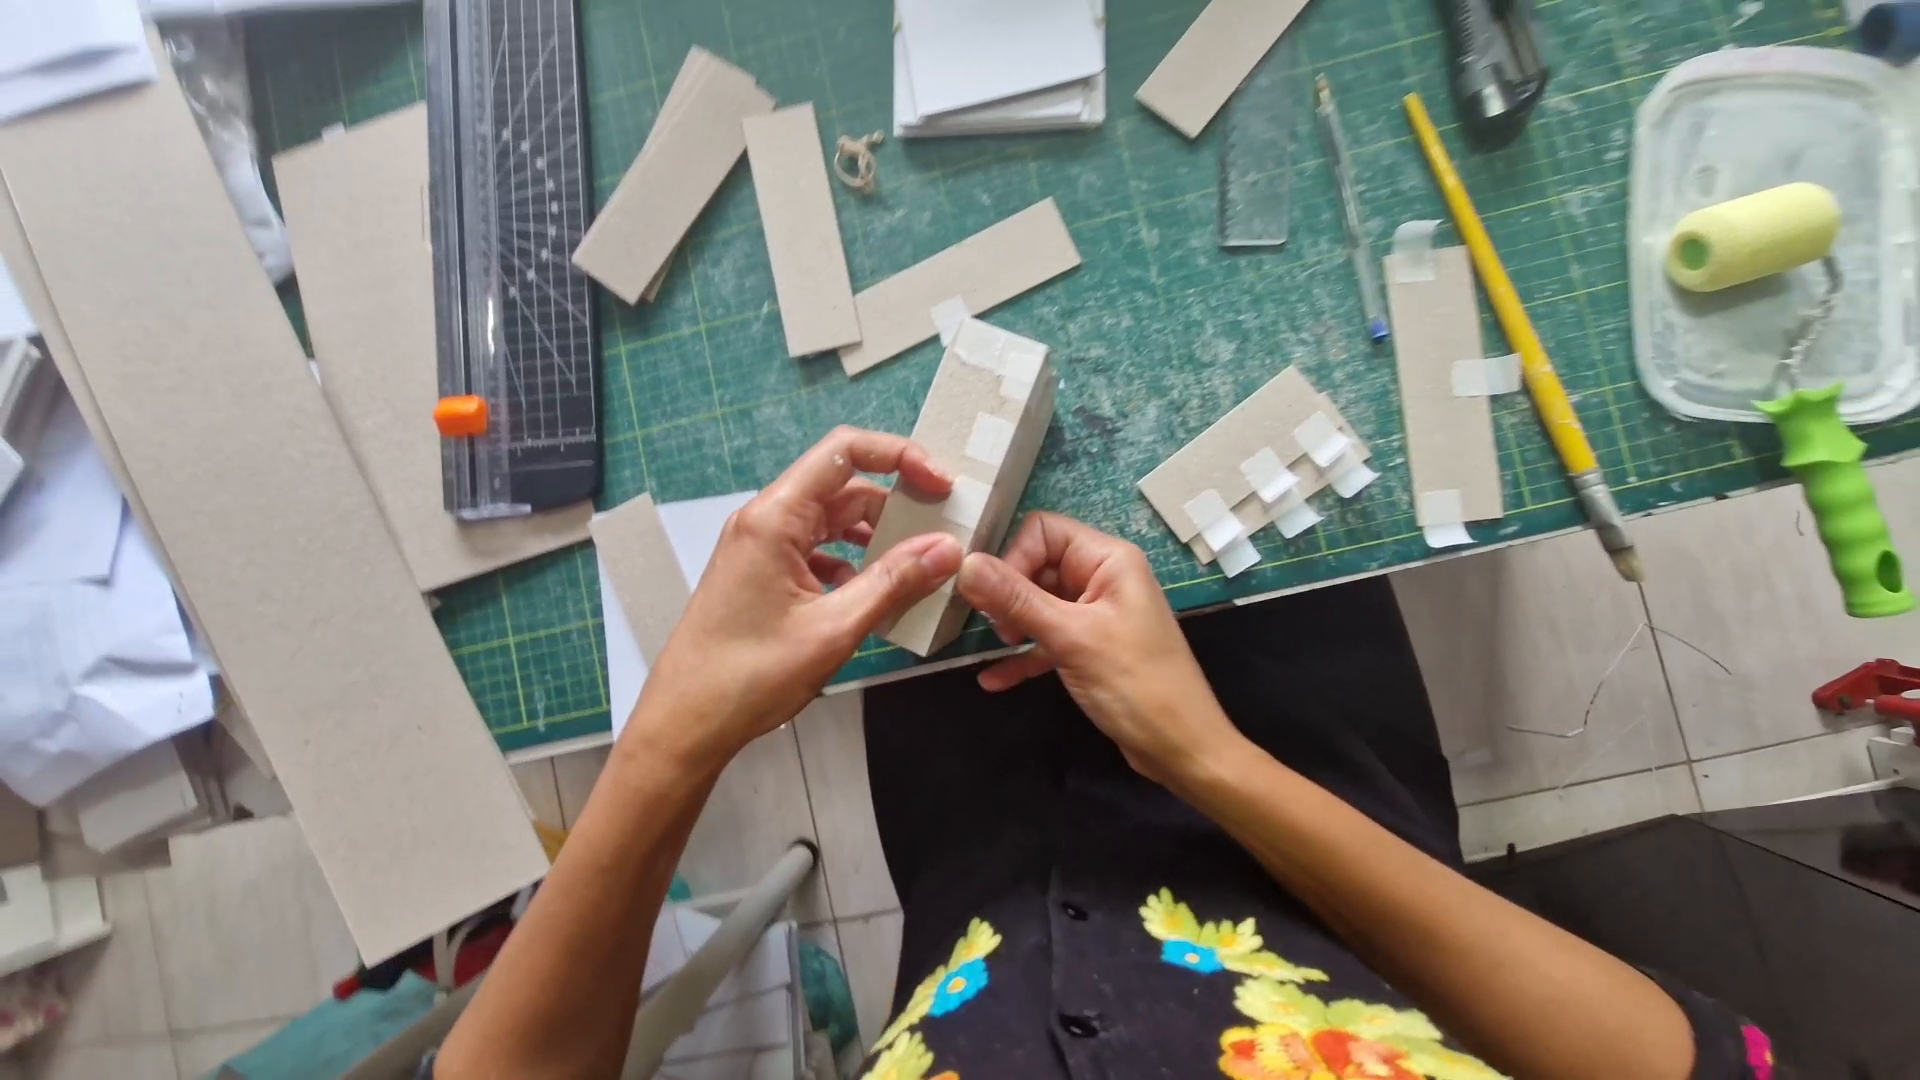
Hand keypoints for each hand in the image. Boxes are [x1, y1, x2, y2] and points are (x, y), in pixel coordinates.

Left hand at [632, 427, 963, 766]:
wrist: (685, 724)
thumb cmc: (751, 677)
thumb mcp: (833, 629)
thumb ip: (894, 582)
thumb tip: (948, 548)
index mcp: (776, 517)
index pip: (846, 451)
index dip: (900, 456)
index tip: (942, 485)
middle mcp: (766, 520)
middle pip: (843, 486)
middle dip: (896, 505)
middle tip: (942, 533)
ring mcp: (762, 547)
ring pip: (832, 521)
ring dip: (875, 537)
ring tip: (917, 565)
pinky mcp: (762, 573)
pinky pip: (817, 551)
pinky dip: (852, 563)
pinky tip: (873, 594)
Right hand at [955, 512, 1245, 788]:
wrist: (1182, 750)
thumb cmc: (1135, 685)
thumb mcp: (1071, 638)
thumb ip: (1016, 599)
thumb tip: (964, 563)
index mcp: (1108, 560)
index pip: (1043, 530)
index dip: (1013, 558)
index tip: (997, 598)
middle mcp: (1101, 578)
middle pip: (1036, 565)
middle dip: (1009, 593)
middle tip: (999, 629)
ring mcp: (1095, 614)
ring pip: (1038, 602)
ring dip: (1013, 623)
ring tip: (1000, 647)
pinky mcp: (1090, 648)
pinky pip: (1046, 638)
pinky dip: (1023, 655)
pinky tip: (993, 678)